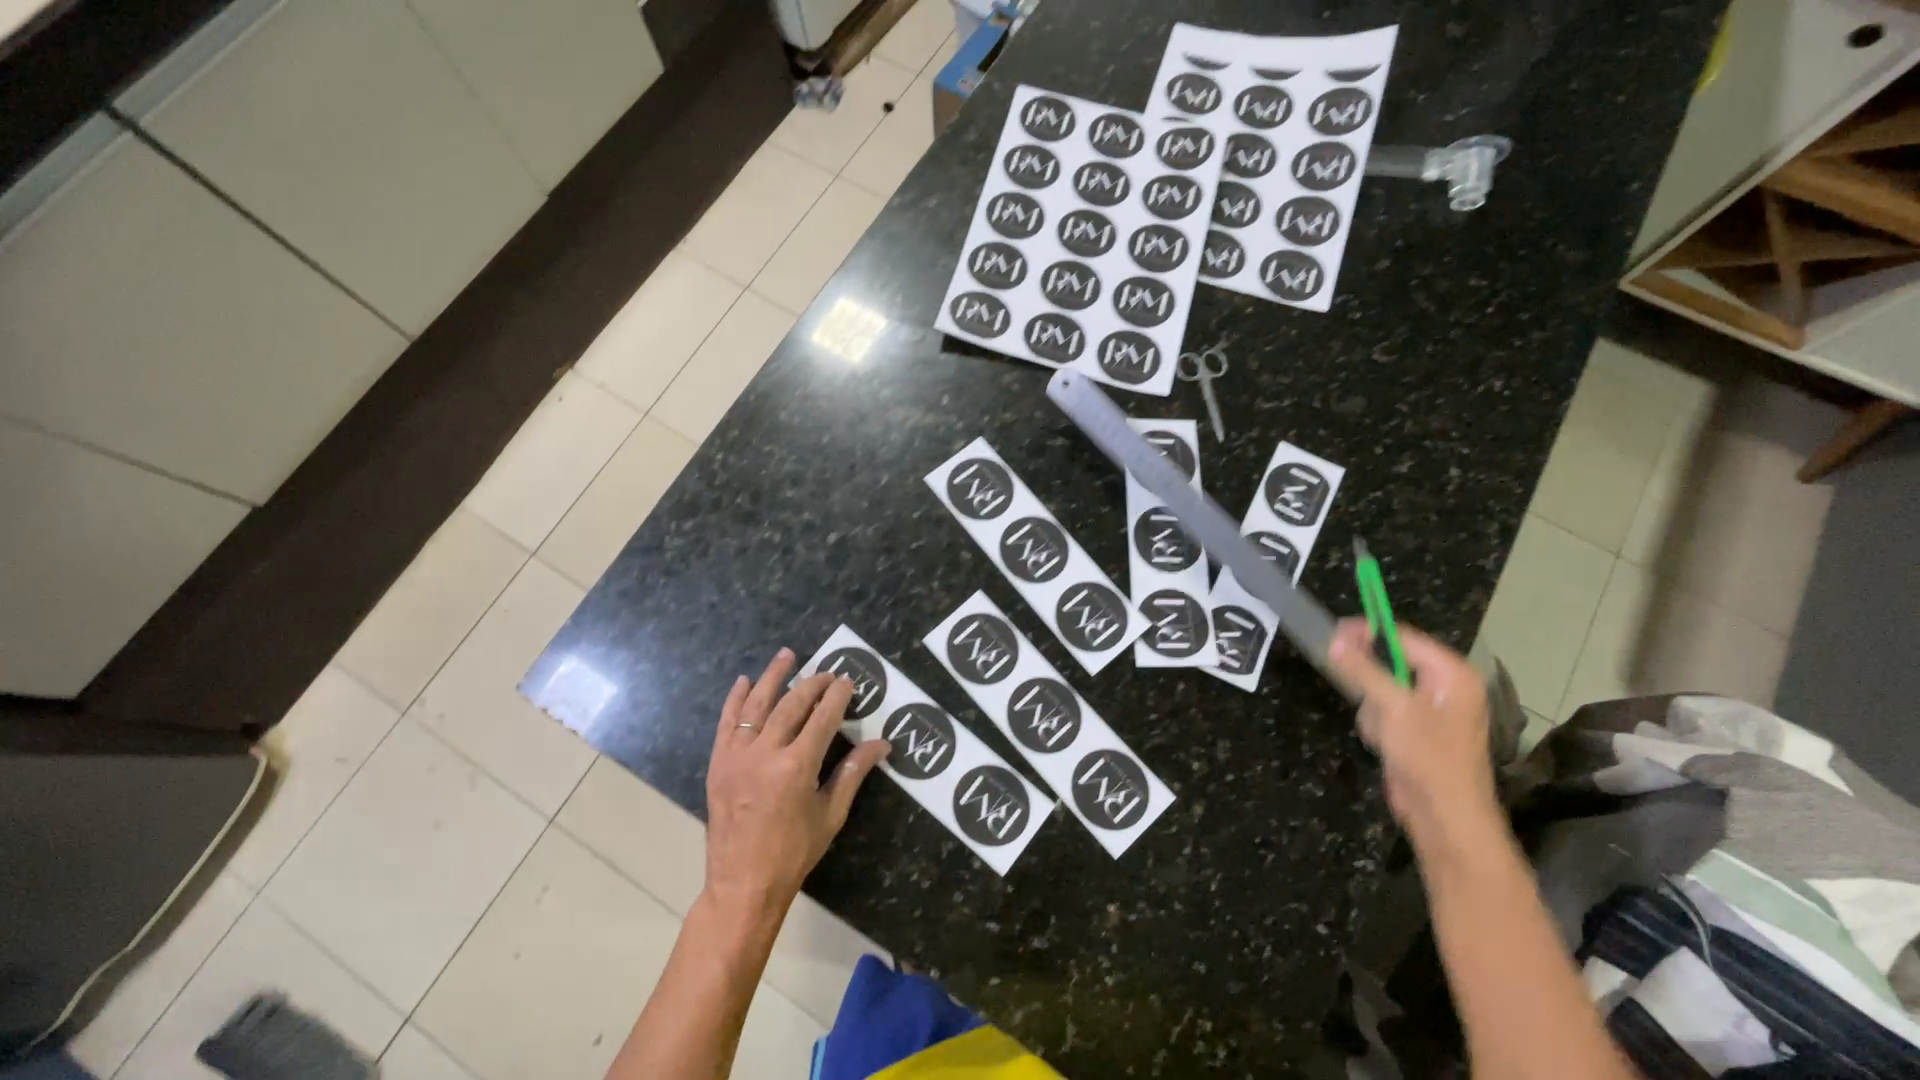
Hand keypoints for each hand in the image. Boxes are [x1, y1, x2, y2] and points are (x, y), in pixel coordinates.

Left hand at [702, 649, 889, 922]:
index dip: (837, 696)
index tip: (848, 681)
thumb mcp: (830, 814)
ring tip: (787, 655)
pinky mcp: (718, 764)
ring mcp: (737, 757)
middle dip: (812, 684)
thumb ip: (853, 773)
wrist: (743, 883)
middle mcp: (765, 754)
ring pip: (757, 705)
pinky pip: (726, 723)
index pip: (822, 718)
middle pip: (792, 705)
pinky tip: (745, 682)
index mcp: (797, 767)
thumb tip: (882, 744)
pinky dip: (736, 700)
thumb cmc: (793, 852)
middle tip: (828, 672)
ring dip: (773, 677)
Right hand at [1327, 618, 1501, 860]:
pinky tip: (1384, 745)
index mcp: (1453, 674)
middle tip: (1357, 692)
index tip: (1332, 633)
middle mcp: (1446, 687)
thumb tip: (1335, 640)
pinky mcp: (1417, 731)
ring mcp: (1432, 710)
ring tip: (1382, 733)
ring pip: (1382, 689)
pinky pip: (1385, 712)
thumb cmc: (1428, 757)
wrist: (1444, 817)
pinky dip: (1378, 724)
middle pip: (1392, 663)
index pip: (1404, 638)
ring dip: (1373, 708)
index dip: (1368, 632)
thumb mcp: (1393, 707)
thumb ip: (1363, 671)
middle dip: (1371, 682)